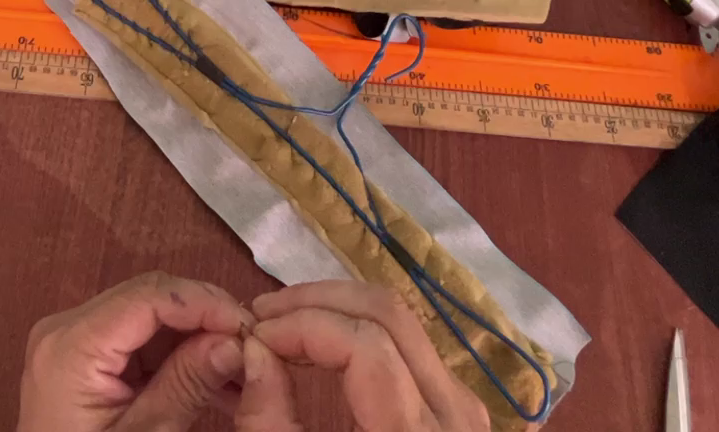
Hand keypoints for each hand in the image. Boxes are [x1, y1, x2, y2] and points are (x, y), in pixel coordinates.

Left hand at [16, 271, 252, 431]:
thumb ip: (186, 386)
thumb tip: (235, 342)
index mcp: (71, 345)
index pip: (148, 296)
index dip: (203, 302)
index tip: (250, 325)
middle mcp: (68, 327)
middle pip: (150, 298)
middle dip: (206, 316)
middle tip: (254, 344)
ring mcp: (76, 338)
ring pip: (153, 315)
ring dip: (199, 336)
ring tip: (244, 366)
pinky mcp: (88, 355)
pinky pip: (142, 339)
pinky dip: (180, 354)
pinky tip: (218, 377)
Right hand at [238, 281, 488, 431]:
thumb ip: (270, 422)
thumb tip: (253, 348)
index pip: (363, 343)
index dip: (302, 325)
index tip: (254, 335)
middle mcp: (455, 414)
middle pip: (388, 313)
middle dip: (317, 300)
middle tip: (264, 313)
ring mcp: (465, 409)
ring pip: (402, 320)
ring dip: (338, 309)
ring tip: (287, 324)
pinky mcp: (460, 409)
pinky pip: (410, 344)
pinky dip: (360, 329)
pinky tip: (324, 343)